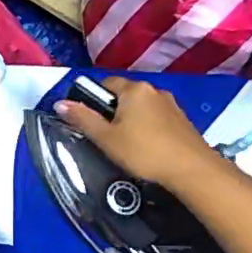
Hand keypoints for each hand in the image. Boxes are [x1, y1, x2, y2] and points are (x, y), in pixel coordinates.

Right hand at [54, 77, 218, 188]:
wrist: (192, 169)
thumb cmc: (144, 152)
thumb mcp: (107, 138)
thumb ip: (83, 119)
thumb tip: (59, 103)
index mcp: (134, 89)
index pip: (105, 83)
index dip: (93, 99)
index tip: (89, 121)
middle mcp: (154, 90)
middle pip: (124, 94)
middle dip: (112, 110)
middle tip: (106, 136)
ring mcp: (171, 104)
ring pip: (142, 106)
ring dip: (131, 119)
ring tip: (126, 143)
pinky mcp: (182, 119)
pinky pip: (156, 117)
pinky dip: (147, 126)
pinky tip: (147, 146)